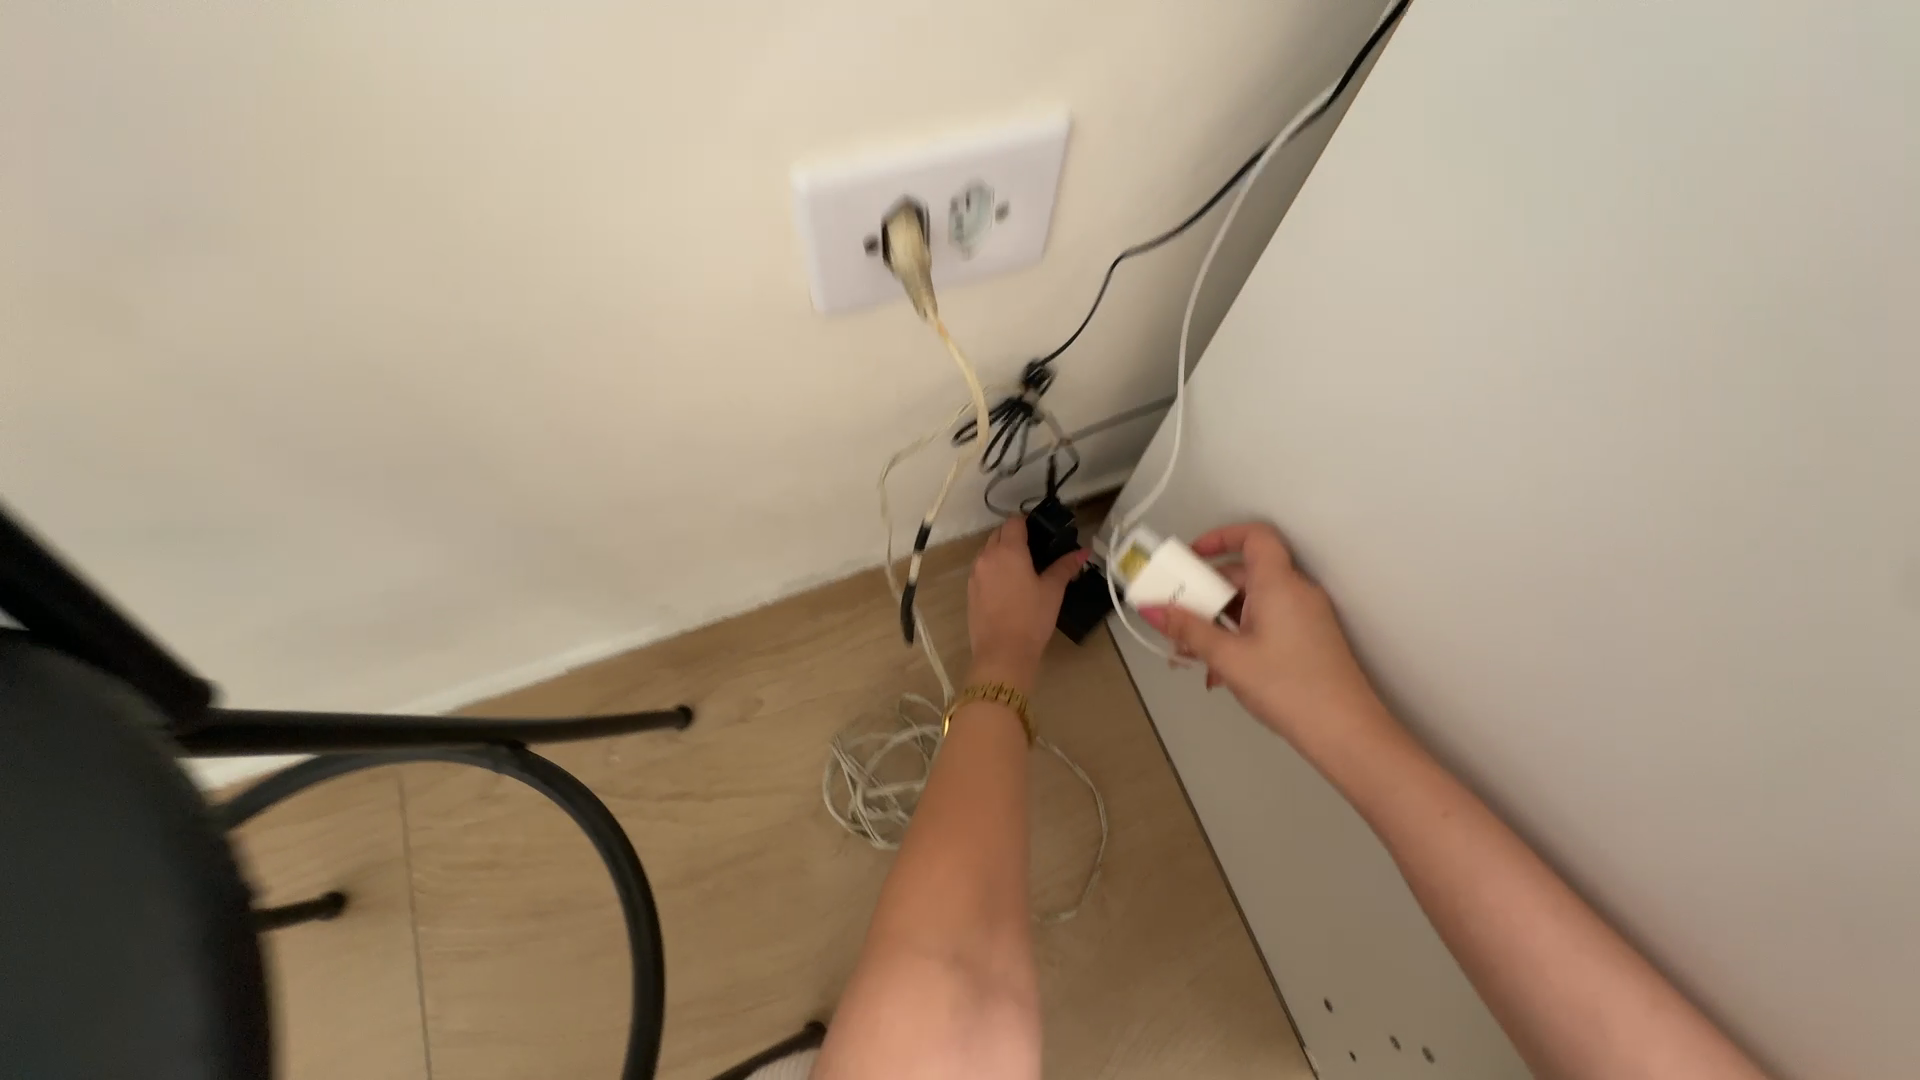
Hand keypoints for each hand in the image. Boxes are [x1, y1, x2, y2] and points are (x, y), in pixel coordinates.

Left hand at [966, 517, 1087, 688]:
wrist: (1002, 653)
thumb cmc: (1032, 618)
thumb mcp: (1052, 590)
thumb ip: (1065, 567)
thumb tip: (1082, 552)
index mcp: (1008, 550)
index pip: (1014, 522)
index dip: (1028, 523)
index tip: (1041, 534)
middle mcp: (987, 556)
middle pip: (998, 534)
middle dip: (1014, 537)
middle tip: (1035, 551)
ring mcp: (975, 574)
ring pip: (988, 552)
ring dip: (1002, 553)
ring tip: (1022, 570)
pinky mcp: (970, 591)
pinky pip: (982, 570)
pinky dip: (994, 570)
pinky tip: (1008, 587)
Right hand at [1141, 522, 1383, 743]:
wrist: (1345, 732)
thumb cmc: (1290, 688)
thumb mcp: (1227, 657)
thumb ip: (1187, 629)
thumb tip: (1152, 609)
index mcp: (1278, 584)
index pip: (1253, 536)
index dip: (1220, 538)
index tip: (1191, 557)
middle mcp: (1295, 592)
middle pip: (1244, 573)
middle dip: (1205, 592)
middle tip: (1175, 613)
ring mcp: (1304, 617)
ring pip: (1251, 603)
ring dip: (1217, 621)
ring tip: (1190, 651)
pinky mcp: (1307, 639)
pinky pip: (1265, 623)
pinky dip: (1238, 635)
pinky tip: (1217, 670)